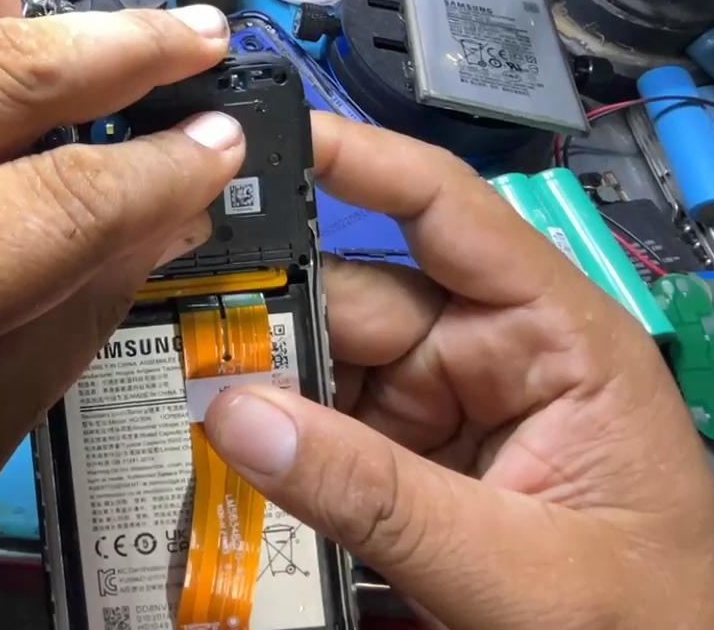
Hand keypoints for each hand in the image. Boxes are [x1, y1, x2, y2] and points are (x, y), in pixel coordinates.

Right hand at [204, 115, 713, 628]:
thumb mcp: (524, 577)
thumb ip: (377, 497)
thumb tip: (231, 412)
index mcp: (548, 329)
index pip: (443, 208)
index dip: (354, 158)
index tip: (258, 136)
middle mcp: (478, 342)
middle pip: (348, 293)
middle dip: (265, 306)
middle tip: (166, 308)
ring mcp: (429, 396)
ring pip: (316, 352)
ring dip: (253, 370)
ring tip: (171, 374)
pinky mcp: (393, 447)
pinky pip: (310, 415)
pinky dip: (262, 423)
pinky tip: (208, 429)